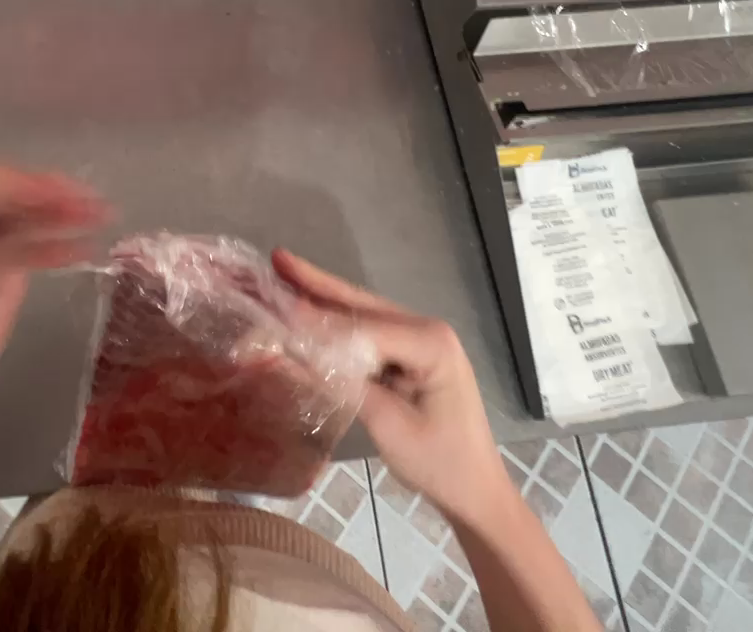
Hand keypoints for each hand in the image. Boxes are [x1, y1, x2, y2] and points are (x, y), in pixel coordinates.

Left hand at [0, 158, 108, 403]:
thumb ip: (12, 233)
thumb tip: (57, 199)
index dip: (10, 181)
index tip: (50, 192)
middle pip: (2, 188)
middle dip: (43, 194)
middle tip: (85, 198)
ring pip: (22, 209)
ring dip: (60, 213)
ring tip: (99, 214)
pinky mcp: (0, 250)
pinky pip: (30, 238)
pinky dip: (56, 242)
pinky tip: (86, 247)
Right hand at [274, 249, 506, 522]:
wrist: (475, 494)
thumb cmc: (439, 464)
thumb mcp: (389, 425)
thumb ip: (345, 381)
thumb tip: (299, 348)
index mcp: (431, 343)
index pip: (363, 326)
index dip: (318, 317)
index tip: (277, 306)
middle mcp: (427, 329)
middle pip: (361, 303)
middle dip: (317, 283)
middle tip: (278, 259)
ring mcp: (419, 339)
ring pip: (362, 313)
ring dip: (323, 297)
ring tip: (285, 273)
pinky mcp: (410, 354)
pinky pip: (367, 332)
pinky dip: (336, 322)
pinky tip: (309, 308)